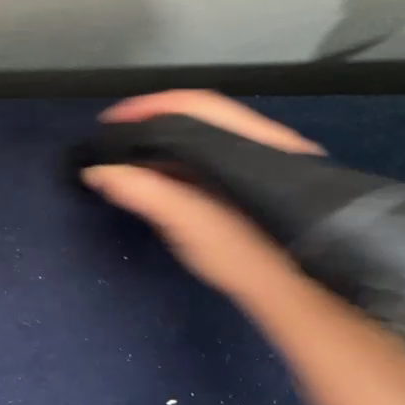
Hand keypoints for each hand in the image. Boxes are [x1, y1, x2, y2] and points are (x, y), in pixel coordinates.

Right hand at [79, 90, 322, 304]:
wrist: (305, 298)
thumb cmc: (250, 258)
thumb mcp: (193, 226)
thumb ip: (147, 194)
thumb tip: (99, 172)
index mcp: (251, 143)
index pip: (193, 107)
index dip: (148, 108)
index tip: (110, 123)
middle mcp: (265, 143)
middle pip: (200, 116)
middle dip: (152, 123)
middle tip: (113, 141)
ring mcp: (269, 164)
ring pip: (208, 137)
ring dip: (167, 143)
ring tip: (130, 159)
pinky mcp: (265, 187)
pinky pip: (216, 158)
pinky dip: (182, 160)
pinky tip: (163, 179)